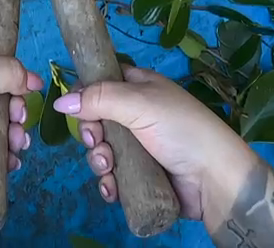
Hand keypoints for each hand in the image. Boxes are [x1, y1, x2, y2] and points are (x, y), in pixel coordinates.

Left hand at [0, 50, 42, 204]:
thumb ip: (8, 71)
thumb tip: (35, 80)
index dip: (14, 76)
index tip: (29, 88)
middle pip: (3, 98)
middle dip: (17, 109)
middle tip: (18, 119)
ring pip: (2, 127)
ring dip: (16, 134)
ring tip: (18, 144)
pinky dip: (7, 156)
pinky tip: (12, 160)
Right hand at [54, 66, 261, 225]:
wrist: (213, 177)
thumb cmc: (179, 127)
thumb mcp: (139, 104)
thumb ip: (99, 99)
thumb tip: (60, 101)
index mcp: (138, 87)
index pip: (101, 84)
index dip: (86, 96)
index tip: (79, 111)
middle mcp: (136, 114)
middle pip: (97, 120)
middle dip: (93, 135)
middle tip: (100, 143)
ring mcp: (138, 146)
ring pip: (103, 150)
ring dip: (99, 161)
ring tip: (109, 168)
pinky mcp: (141, 175)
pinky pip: (113, 177)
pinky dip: (108, 183)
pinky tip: (112, 189)